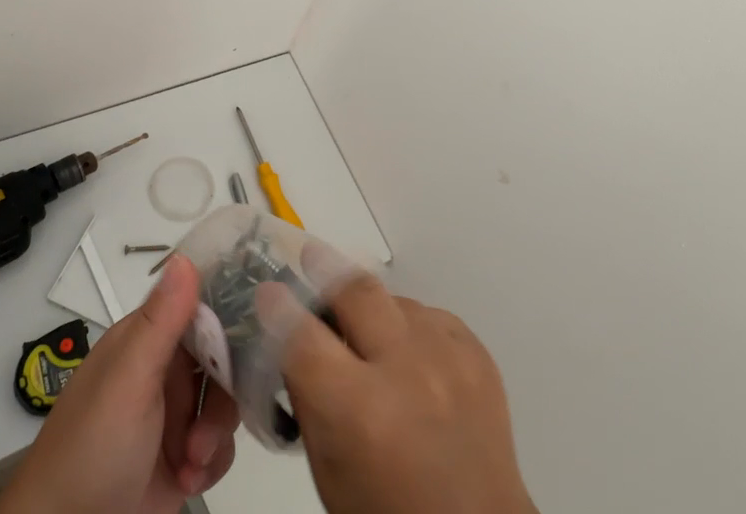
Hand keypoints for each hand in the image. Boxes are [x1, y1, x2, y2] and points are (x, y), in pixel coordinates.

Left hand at [0, 257, 238, 513]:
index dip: (232, 317)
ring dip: (216, 435)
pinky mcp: (183, 454)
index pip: (201, 309)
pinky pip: (222, 445)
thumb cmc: (92, 449)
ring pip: (227, 404)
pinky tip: (188, 478)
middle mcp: (162, 372)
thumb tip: (185, 256)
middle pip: (224, 360)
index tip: (263, 329)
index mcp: (145, 342)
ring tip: (191, 461)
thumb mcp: (128, 381)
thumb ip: (161, 322)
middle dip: (225, 395)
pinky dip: (211, 463)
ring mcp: (173, 415)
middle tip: (207, 426)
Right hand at [271, 275, 535, 513]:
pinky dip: (411, 326)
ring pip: (397, 300)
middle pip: (356, 291)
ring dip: (374, 308)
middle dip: (326, 269)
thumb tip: (292, 343)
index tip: (268, 290)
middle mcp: (405, 370)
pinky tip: (407, 351)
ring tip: (365, 330)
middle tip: (310, 256)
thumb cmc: (385, 510)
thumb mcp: (328, 468)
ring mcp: (448, 357)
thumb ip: (310, 400)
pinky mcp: (478, 355)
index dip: (278, 307)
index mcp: (358, 408)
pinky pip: (432, 317)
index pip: (302, 334)